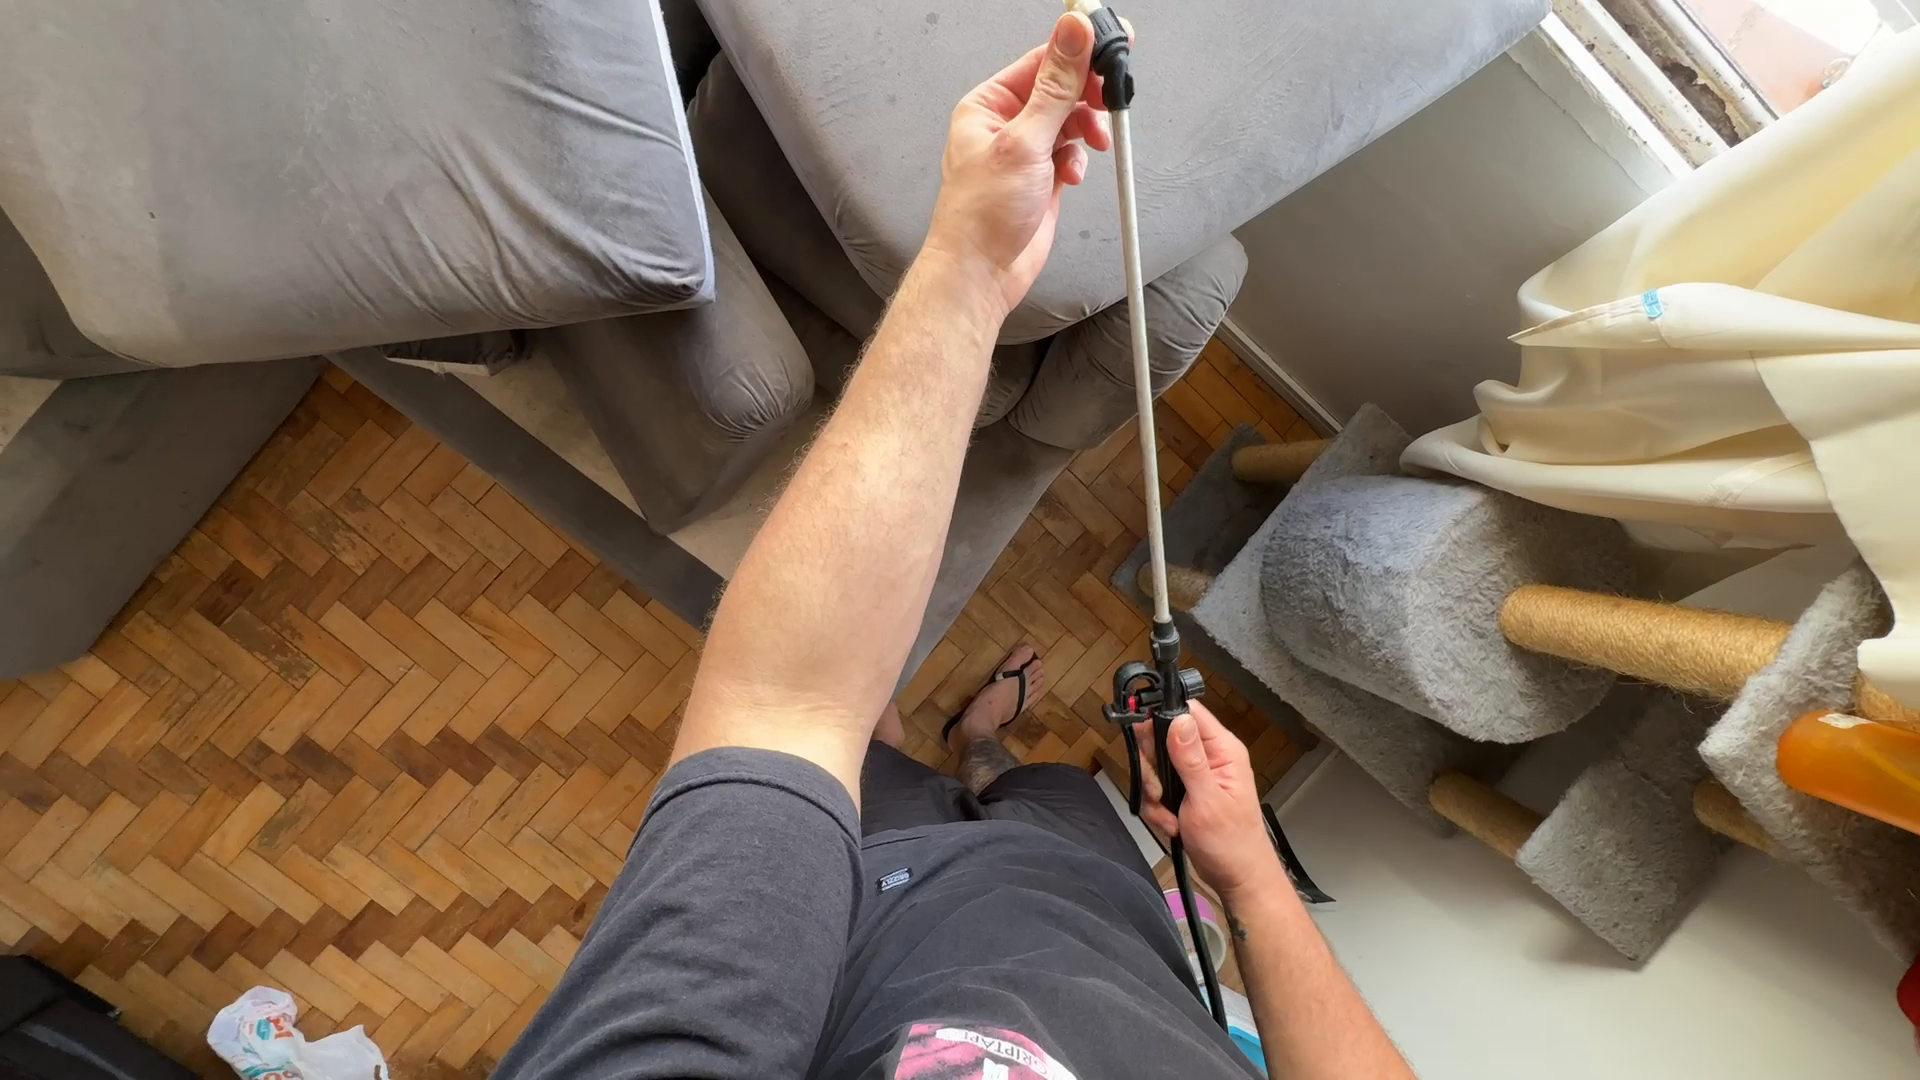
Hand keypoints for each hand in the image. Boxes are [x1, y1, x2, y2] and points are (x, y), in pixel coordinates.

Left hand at [922, 12, 1115, 315]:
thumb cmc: (980, 217)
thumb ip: (1055, 87)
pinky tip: (1072, 175)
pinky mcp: (1040, 181)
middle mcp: (1005, 127)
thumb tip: (1074, 34)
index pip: (1041, 62)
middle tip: (1110, 99)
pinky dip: (1077, 162)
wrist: (981, 274)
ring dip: (1085, 131)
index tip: (1111, 48)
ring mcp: (1024, 155)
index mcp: (988, 106)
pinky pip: (1069, 156)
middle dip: (1086, 97)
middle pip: (1060, 90)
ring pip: (1068, 123)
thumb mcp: (1023, 142)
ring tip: (1092, 143)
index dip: (1078, 53)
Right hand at [1134, 702, 1284, 901]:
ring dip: (1153, 792)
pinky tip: (1171, 824)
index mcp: (1221, 749)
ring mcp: (1192, 773)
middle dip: (1151, 767)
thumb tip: (1178, 718)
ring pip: (1153, 764)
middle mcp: (1206, 755)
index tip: (1142, 736)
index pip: (1188, 711)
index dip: (1161, 716)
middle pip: (1161, 737)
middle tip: (1159, 791)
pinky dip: (1156, 807)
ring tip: (1168, 815)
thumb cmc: (1232, 844)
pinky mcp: (1182, 791)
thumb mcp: (1208, 800)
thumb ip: (1190, 758)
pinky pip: (1155, 787)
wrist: (1237, 880)